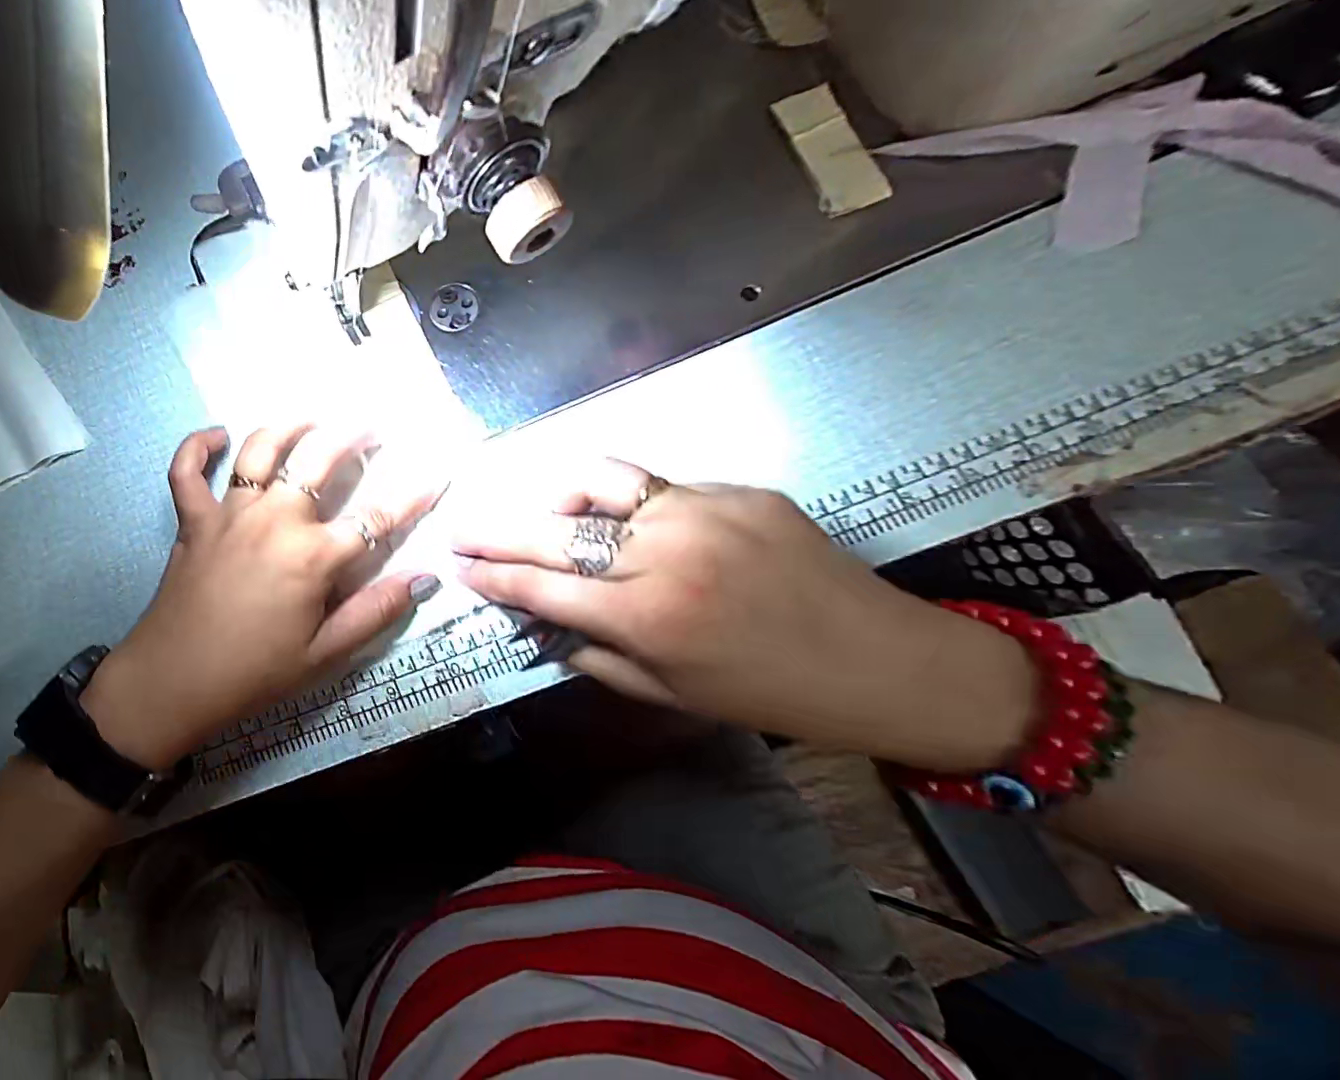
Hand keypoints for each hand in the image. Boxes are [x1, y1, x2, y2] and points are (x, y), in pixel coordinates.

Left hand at [82, 425, 442, 769]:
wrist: (171, 684)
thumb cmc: (255, 673)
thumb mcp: (325, 653)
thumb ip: (375, 611)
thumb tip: (424, 580)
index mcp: (313, 555)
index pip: (375, 517)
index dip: (412, 497)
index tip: (436, 476)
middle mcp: (274, 520)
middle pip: (317, 459)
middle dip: (350, 436)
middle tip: (370, 427)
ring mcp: (229, 515)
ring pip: (259, 451)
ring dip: (287, 428)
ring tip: (308, 420)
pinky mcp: (193, 522)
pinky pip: (187, 472)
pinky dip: (197, 447)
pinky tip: (214, 435)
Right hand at [451, 459, 1036, 769]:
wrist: (880, 660)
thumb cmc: (769, 694)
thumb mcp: (671, 692)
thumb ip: (598, 655)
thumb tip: (547, 626)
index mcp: (647, 619)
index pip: (544, 589)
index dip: (493, 579)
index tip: (459, 570)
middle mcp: (665, 555)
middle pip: (556, 534)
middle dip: (498, 534)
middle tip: (462, 531)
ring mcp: (703, 511)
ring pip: (600, 485)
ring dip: (556, 497)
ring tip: (540, 509)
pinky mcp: (738, 490)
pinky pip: (659, 487)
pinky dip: (623, 500)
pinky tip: (618, 514)